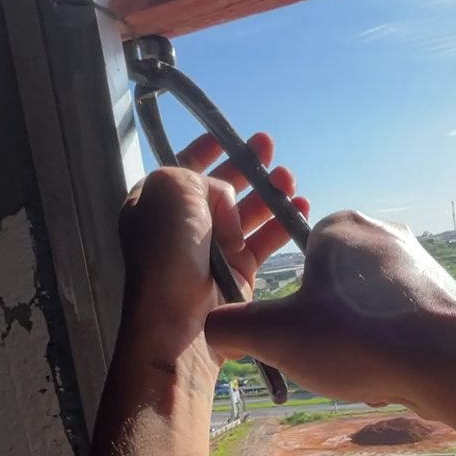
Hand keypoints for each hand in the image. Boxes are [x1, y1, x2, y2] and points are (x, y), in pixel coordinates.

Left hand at [116, 133, 308, 373]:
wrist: (179, 318)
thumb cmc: (167, 249)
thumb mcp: (173, 187)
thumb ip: (202, 176)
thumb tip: (228, 201)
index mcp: (154, 205)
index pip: (181, 169)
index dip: (203, 150)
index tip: (223, 136)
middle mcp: (181, 229)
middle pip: (219, 189)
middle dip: (244, 167)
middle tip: (268, 146)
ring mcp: (210, 254)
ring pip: (245, 215)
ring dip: (269, 193)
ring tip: (289, 177)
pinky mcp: (237, 276)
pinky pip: (263, 244)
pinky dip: (282, 225)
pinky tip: (300, 208)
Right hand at [204, 211, 455, 415]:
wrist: (451, 363)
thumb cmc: (357, 340)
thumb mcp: (274, 336)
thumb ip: (231, 328)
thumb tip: (212, 330)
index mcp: (339, 228)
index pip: (297, 265)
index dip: (293, 310)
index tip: (302, 339)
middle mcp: (382, 233)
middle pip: (331, 294)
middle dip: (327, 334)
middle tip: (332, 361)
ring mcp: (419, 262)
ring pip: (365, 314)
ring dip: (358, 348)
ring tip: (366, 372)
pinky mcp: (444, 294)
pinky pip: (399, 326)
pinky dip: (390, 352)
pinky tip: (394, 375)